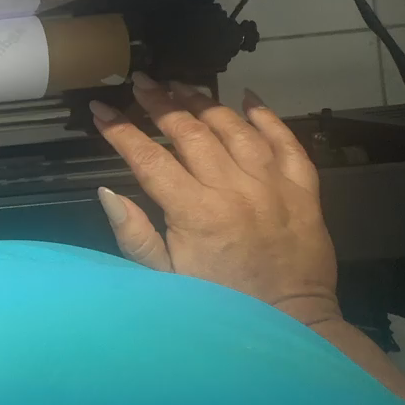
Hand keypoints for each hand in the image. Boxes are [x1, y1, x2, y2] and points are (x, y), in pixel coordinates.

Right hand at [89, 75, 339, 324]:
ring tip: (180, 85)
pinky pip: (287, 142)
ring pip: (235, 128)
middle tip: (140, 82)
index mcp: (195, 213)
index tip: (99, 108)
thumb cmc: (219, 304)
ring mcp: (273, 186)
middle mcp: (234, 190)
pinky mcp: (304, 190)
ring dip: (205, 102)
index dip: (120, 130)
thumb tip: (106, 191)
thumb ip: (134, 234)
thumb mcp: (164, 279)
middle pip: (190, 132)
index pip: (148, 158)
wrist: (293, 323)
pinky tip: (247, 97)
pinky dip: (267, 116)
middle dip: (159, 102)